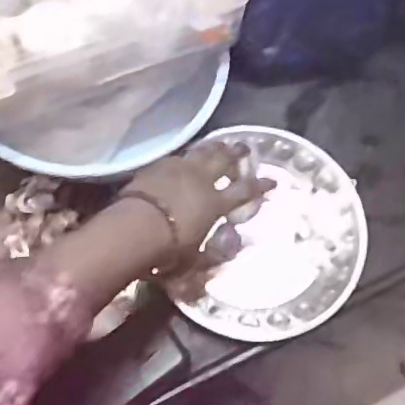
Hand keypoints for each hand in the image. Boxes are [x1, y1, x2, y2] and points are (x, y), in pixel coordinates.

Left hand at [123, 141, 270, 256]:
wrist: (132, 229)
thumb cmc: (167, 251)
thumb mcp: (194, 260)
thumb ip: (211, 256)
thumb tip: (226, 251)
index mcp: (215, 203)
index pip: (245, 191)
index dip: (261, 186)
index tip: (272, 181)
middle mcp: (201, 180)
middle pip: (224, 160)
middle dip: (237, 154)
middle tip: (244, 148)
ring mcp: (178, 169)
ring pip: (201, 152)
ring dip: (213, 148)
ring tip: (219, 144)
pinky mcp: (156, 167)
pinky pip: (177, 157)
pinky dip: (186, 157)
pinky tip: (185, 158)